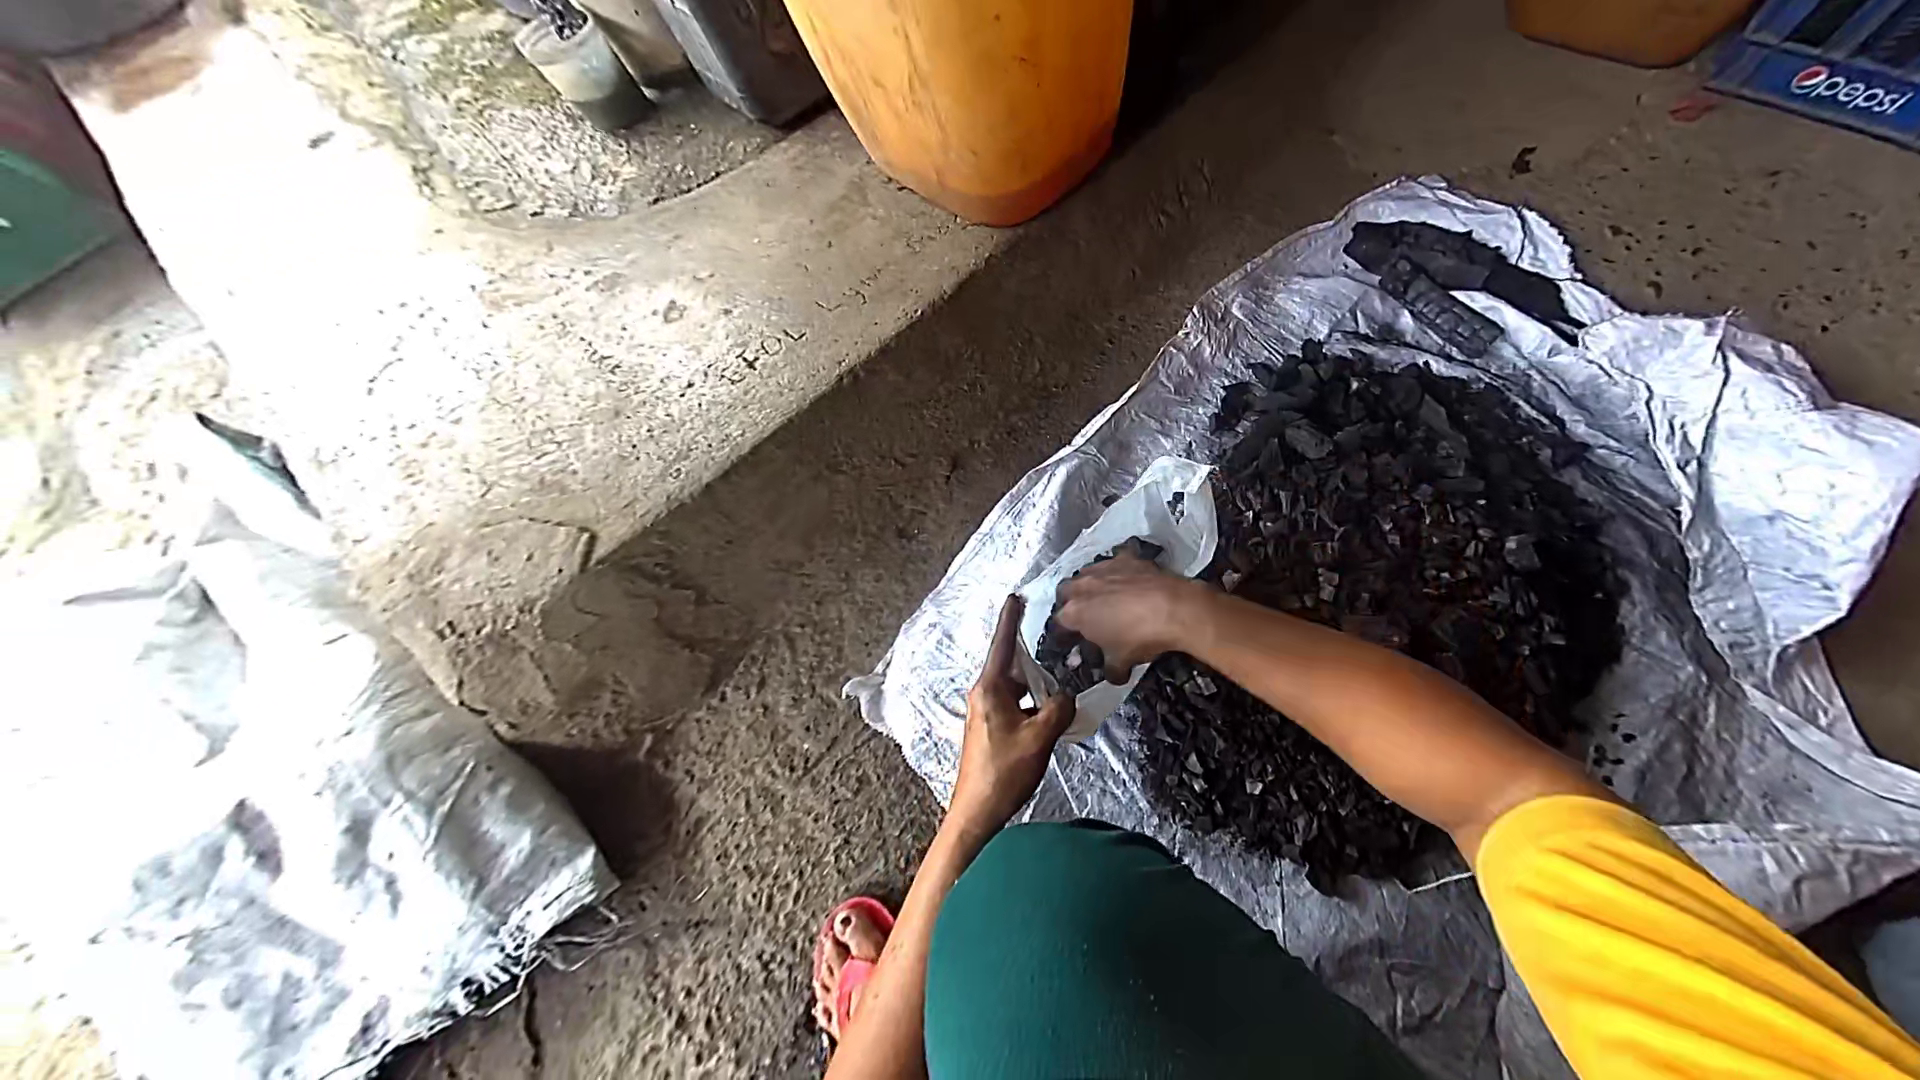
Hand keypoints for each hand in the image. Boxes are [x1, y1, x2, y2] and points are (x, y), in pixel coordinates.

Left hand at [948, 595, 1075, 832]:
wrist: (977, 811)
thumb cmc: (1003, 772)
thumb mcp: (1039, 738)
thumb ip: (1058, 710)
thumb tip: (1066, 697)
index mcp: (989, 689)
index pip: (1003, 644)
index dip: (1010, 619)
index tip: (1016, 596)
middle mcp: (984, 695)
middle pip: (1013, 665)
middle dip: (1035, 655)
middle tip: (1059, 641)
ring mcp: (987, 712)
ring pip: (1017, 687)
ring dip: (1037, 684)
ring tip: (1063, 677)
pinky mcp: (992, 728)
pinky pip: (1017, 704)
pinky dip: (1033, 702)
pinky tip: (1053, 710)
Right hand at [1054, 555, 1207, 676]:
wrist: (1175, 608)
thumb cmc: (1140, 636)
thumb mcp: (1122, 662)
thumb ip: (1110, 669)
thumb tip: (1114, 675)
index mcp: (1074, 613)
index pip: (1058, 623)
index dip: (1064, 634)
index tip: (1071, 642)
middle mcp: (1082, 586)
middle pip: (1065, 593)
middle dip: (1071, 604)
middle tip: (1085, 617)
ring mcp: (1103, 568)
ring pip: (1087, 575)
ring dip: (1091, 586)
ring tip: (1106, 599)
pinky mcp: (1126, 558)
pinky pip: (1115, 564)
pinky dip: (1118, 573)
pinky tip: (1129, 582)